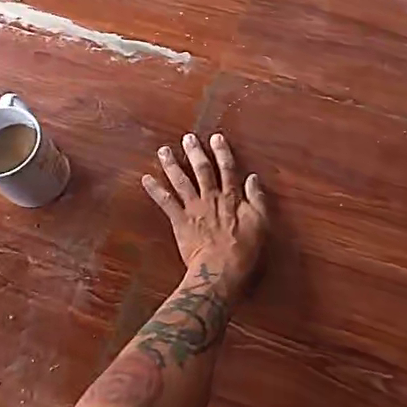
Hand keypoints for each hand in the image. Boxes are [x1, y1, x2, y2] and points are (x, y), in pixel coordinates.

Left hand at [142, 132, 268, 295]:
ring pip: (181, 181)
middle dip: (195, 152)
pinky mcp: (179, 221)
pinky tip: (146, 178)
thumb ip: (256, 198)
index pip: (227, 169)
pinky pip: (165, 202)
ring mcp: (193, 208)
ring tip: (163, 151)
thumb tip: (253, 178)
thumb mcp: (261, 223)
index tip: (216, 138)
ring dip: (172, 164)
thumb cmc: (244, 250)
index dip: (222, 152)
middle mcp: (211, 197)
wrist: (221, 269)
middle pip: (202, 170)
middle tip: (187, 138)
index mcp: (231, 197)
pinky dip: (155, 189)